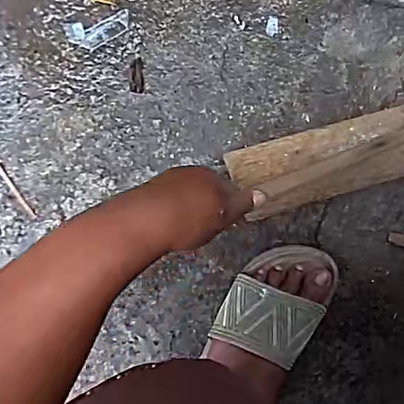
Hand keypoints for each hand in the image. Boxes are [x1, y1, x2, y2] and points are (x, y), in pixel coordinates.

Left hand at [136, 167, 258, 250]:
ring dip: (187, 208)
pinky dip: (170, 212)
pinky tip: (169, 226)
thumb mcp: (224, 215)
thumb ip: (243, 204)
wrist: (142, 223)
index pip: (228, 188)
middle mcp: (189, 173)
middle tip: (207, 225)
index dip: (229, 205)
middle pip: (205, 189)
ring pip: (185, 194)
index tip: (226, 219)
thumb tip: (261, 194)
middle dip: (207, 204)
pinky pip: (166, 201)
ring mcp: (167, 181)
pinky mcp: (148, 193)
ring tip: (186, 229)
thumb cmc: (188, 219)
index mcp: (210, 176)